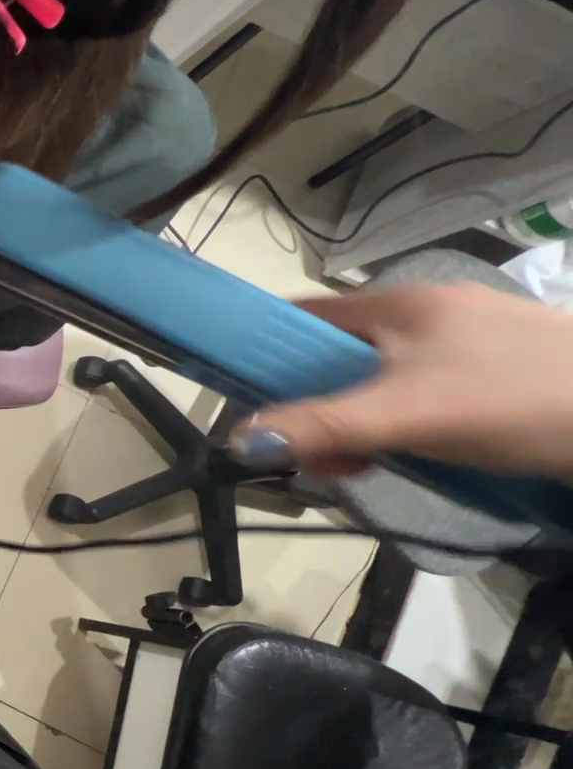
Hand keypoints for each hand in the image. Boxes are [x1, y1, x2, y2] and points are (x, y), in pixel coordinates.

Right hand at [238, 283, 572, 480]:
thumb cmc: (530, 399)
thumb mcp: (411, 415)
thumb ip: (322, 426)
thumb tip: (237, 442)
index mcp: (401, 305)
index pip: (298, 316)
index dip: (259, 350)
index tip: (240, 396)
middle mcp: (425, 316)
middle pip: (330, 358)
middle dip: (306, 407)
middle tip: (311, 454)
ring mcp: (459, 346)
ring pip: (367, 383)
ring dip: (347, 426)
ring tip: (360, 464)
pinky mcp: (486, 377)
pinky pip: (406, 397)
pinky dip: (388, 428)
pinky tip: (398, 454)